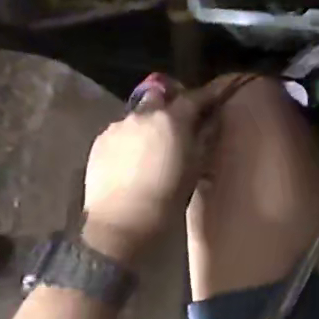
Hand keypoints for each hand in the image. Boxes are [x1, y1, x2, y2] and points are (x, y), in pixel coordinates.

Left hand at [81, 74, 205, 267]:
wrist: (120, 224)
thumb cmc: (167, 198)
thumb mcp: (196, 168)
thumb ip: (205, 137)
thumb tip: (213, 119)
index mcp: (172, 119)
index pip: (195, 97)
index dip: (209, 95)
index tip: (218, 95)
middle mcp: (143, 114)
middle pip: (161, 97)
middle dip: (170, 105)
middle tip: (178, 125)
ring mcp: (118, 126)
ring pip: (138, 115)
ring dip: (148, 124)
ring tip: (151, 149)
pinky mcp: (99, 141)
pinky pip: (120, 132)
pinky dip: (129, 140)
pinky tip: (131, 162)